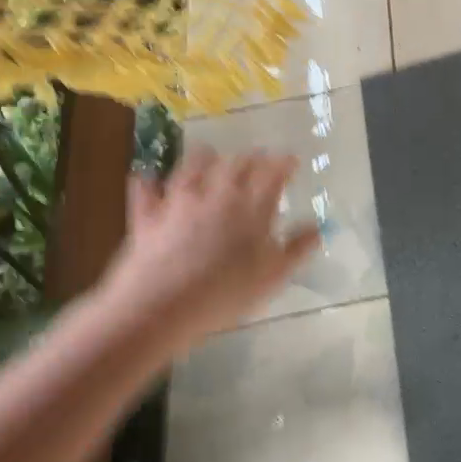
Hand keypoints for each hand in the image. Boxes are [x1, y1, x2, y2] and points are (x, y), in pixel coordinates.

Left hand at [98, 150, 321, 349]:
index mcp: (252, 206)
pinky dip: (146, 183)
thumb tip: (316, 228)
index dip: (284, 163)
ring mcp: (178, 203)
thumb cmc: (226, 293)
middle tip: (258, 157)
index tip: (292, 160)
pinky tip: (145, 177)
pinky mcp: (147, 218)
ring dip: (203, 158)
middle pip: (235, 164)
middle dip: (249, 157)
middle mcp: (217, 195)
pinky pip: (144, 193)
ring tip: (210, 153)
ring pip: (191, 169)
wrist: (159, 308)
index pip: (273, 173)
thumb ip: (297, 248)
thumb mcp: (273, 276)